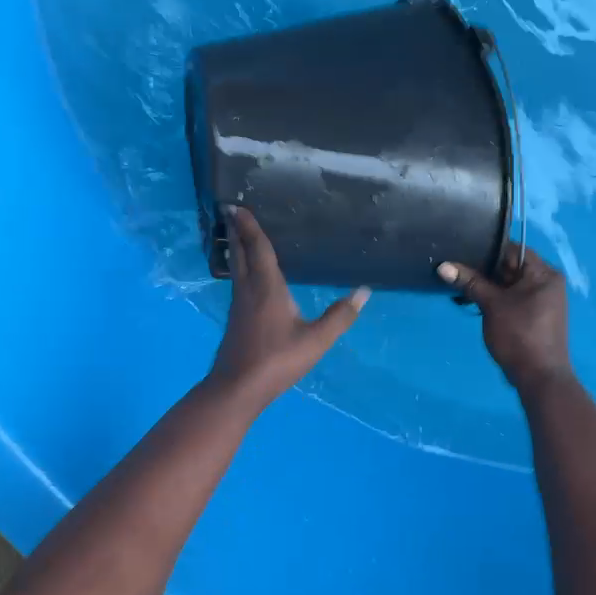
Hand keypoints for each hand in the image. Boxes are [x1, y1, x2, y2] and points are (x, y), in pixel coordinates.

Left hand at [209, 206, 367, 406]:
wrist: (238, 387)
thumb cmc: (278, 360)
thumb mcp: (316, 340)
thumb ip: (340, 316)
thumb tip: (365, 291)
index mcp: (266, 287)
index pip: (258, 249)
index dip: (251, 227)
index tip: (239, 207)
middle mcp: (248, 290)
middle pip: (240, 254)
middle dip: (237, 232)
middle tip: (231, 212)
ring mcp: (238, 306)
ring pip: (236, 268)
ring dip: (235, 249)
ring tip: (236, 235)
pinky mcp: (235, 320)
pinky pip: (237, 283)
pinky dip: (239, 268)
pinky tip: (245, 277)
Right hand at [437, 246, 570, 389]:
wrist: (538, 377)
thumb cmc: (519, 335)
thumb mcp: (492, 305)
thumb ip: (470, 282)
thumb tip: (443, 266)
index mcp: (544, 274)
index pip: (513, 249)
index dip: (487, 250)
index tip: (461, 252)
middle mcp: (546, 282)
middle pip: (510, 266)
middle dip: (482, 270)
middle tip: (455, 269)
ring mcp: (541, 300)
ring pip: (508, 284)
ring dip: (485, 286)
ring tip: (458, 286)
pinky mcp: (532, 315)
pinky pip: (511, 298)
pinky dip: (493, 298)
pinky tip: (470, 302)